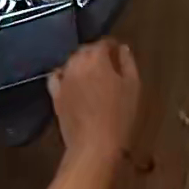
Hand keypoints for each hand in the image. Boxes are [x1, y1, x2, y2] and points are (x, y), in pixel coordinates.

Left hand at [48, 40, 140, 169]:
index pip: (104, 42)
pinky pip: (56, 77)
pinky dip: (64, 74)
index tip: (119, 52)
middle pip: (86, 50)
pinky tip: (71, 80)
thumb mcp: (133, 86)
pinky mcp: (55, 95)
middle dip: (96, 52)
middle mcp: (77, 64)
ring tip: (92, 73)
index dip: (113, 45)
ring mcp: (63, 80)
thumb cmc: (119, 115)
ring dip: (81, 62)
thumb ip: (127, 63)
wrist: (94, 146)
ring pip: (71, 61)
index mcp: (97, 59)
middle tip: (109, 63)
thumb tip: (122, 49)